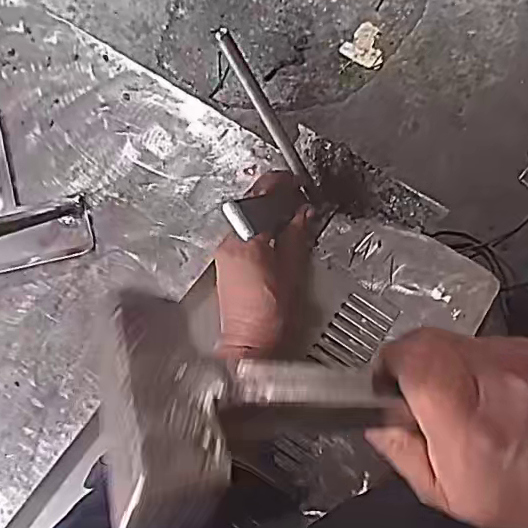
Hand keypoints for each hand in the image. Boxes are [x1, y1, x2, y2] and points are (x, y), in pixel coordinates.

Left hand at [213, 171, 317, 360]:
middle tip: (296, 198)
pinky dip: (259, 231)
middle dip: (274, 199)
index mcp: (246, 243)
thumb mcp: (292, 273)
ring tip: (288, 218)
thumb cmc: (268, 318)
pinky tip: (275, 237)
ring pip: (247, 222)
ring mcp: (224, 256)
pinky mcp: (226, 266)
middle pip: (251, 208)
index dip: (280, 186)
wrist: (249, 344)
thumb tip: (303, 215)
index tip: (294, 183)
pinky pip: (243, 237)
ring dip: (267, 215)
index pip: (260, 199)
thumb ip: (296, 237)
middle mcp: (229, 246)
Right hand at [365, 329, 527, 527]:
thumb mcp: (442, 493)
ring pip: (454, 338)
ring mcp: (523, 358)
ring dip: (444, 363)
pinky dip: (475, 363)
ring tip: (461, 400)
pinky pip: (485, 342)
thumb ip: (399, 451)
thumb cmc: (521, 498)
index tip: (389, 387)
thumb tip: (375, 419)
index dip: (389, 366)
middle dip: (412, 362)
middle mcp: (497, 378)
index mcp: (466, 419)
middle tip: (420, 396)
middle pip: (427, 339)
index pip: (411, 355)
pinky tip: (491, 394)